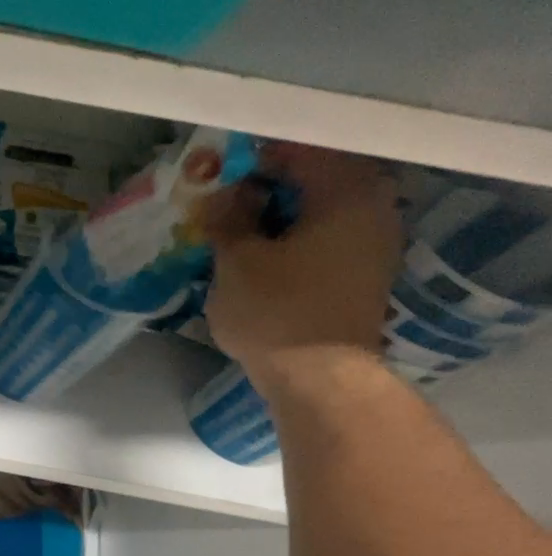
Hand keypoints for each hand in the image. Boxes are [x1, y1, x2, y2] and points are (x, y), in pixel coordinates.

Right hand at [204, 144, 402, 395]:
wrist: (320, 374)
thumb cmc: (276, 311)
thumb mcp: (237, 262)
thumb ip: (230, 218)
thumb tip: (224, 192)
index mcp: (347, 190)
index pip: (299, 149)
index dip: (252, 156)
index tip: (212, 171)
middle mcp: (373, 203)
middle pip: (315, 176)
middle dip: (264, 184)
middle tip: (216, 200)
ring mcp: (373, 237)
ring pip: (318, 206)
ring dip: (275, 212)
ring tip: (230, 228)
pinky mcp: (361, 268)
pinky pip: (324, 233)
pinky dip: (290, 235)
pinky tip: (256, 252)